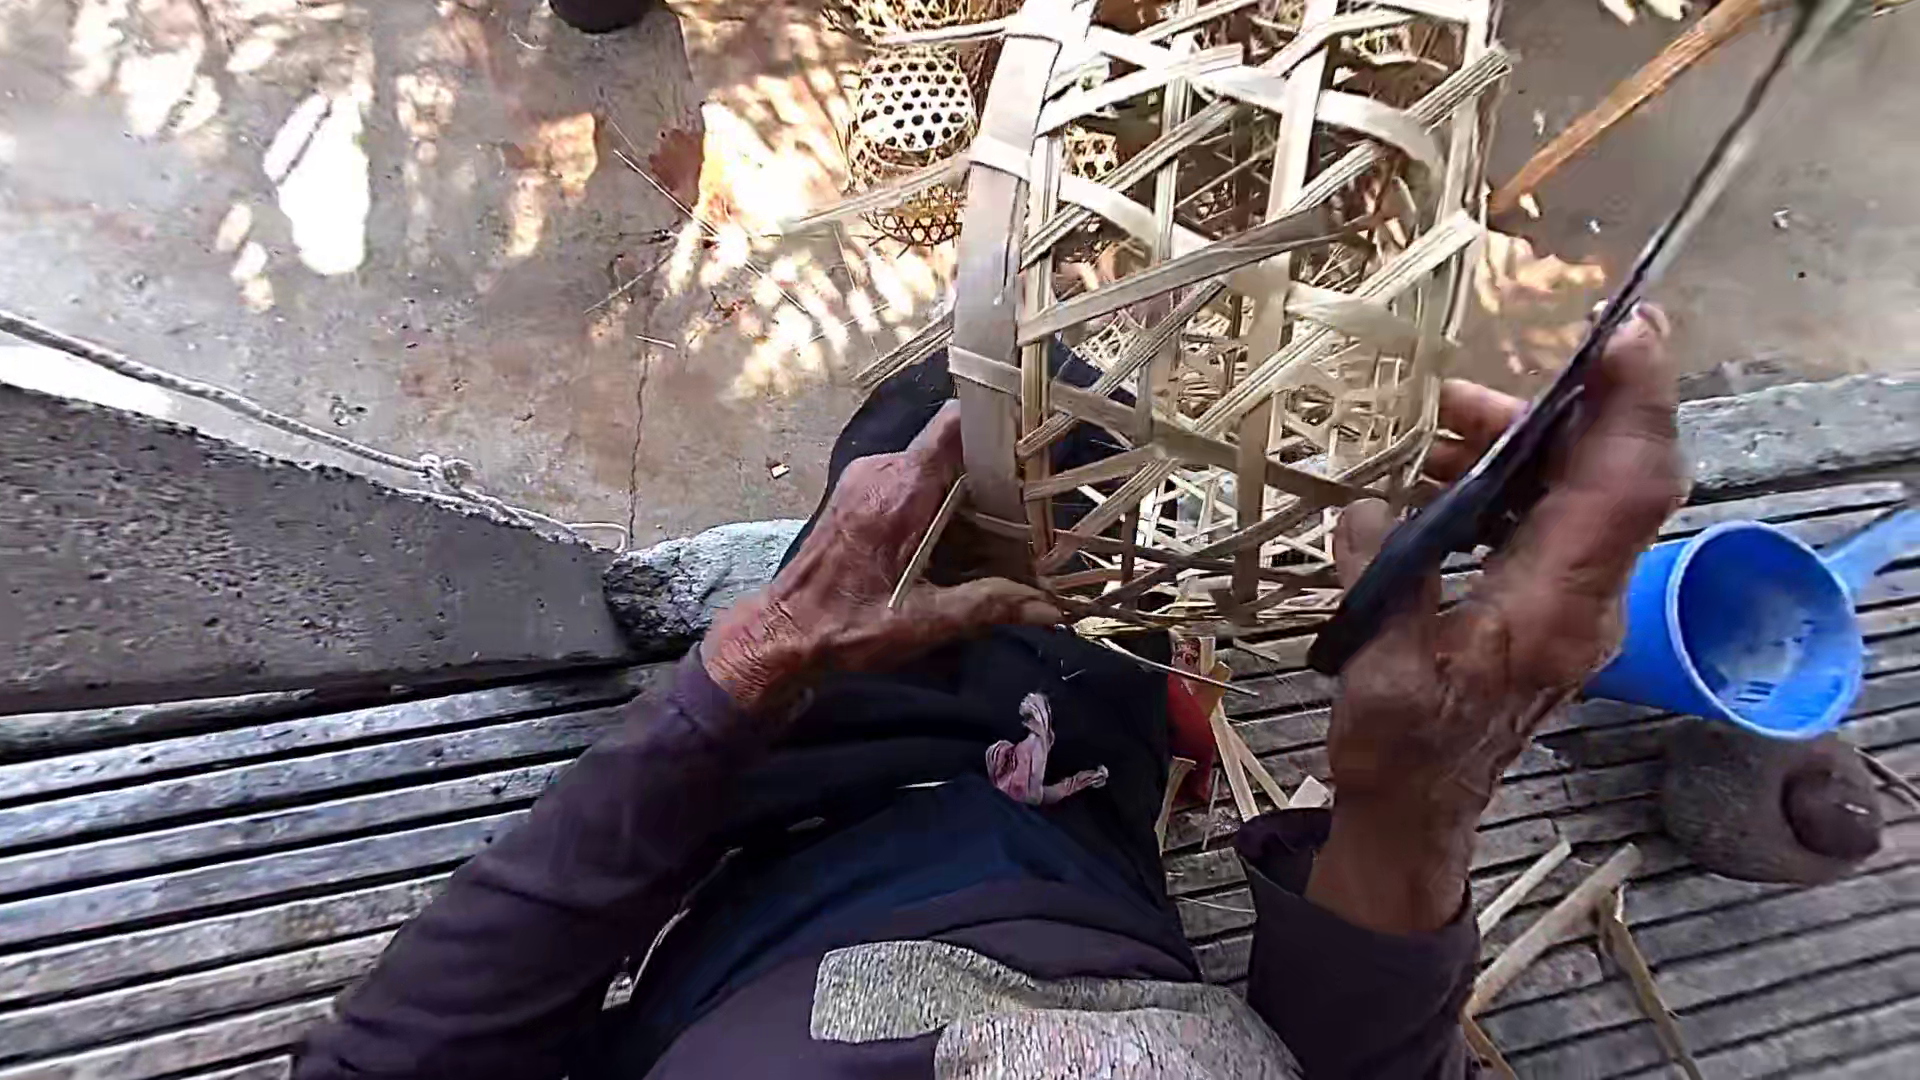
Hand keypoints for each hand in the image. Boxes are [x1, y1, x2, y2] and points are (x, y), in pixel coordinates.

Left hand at [702, 402, 1063, 713]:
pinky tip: (962, 532)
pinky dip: (943, 496)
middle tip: (1035, 499)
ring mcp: (867, 477)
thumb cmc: (845, 627)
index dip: (999, 421)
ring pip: (934, 461)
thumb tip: (1053, 609)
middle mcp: (882, 471)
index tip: (1037, 439)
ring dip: (969, 485)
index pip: (954, 425)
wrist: (782, 632)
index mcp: (900, 492)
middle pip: (952, 445)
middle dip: (994, 467)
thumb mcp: (923, 622)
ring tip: (1007, 519)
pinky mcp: (860, 491)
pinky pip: (913, 477)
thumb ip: (989, 606)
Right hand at [1307, 306, 1687, 934]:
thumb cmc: (1397, 741)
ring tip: (1429, 436)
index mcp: (1549, 610)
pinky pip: (1536, 529)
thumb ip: (1381, 574)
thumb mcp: (1377, 657)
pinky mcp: (1530, 611)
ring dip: (1513, 454)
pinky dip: (1495, 491)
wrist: (1412, 803)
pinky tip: (1433, 488)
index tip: (1621, 335)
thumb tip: (1366, 506)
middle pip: (1603, 482)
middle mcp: (1577, 601)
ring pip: (1571, 503)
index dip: (1629, 407)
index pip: (1623, 489)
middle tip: (1450, 399)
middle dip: (1545, 419)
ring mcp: (1559, 607)